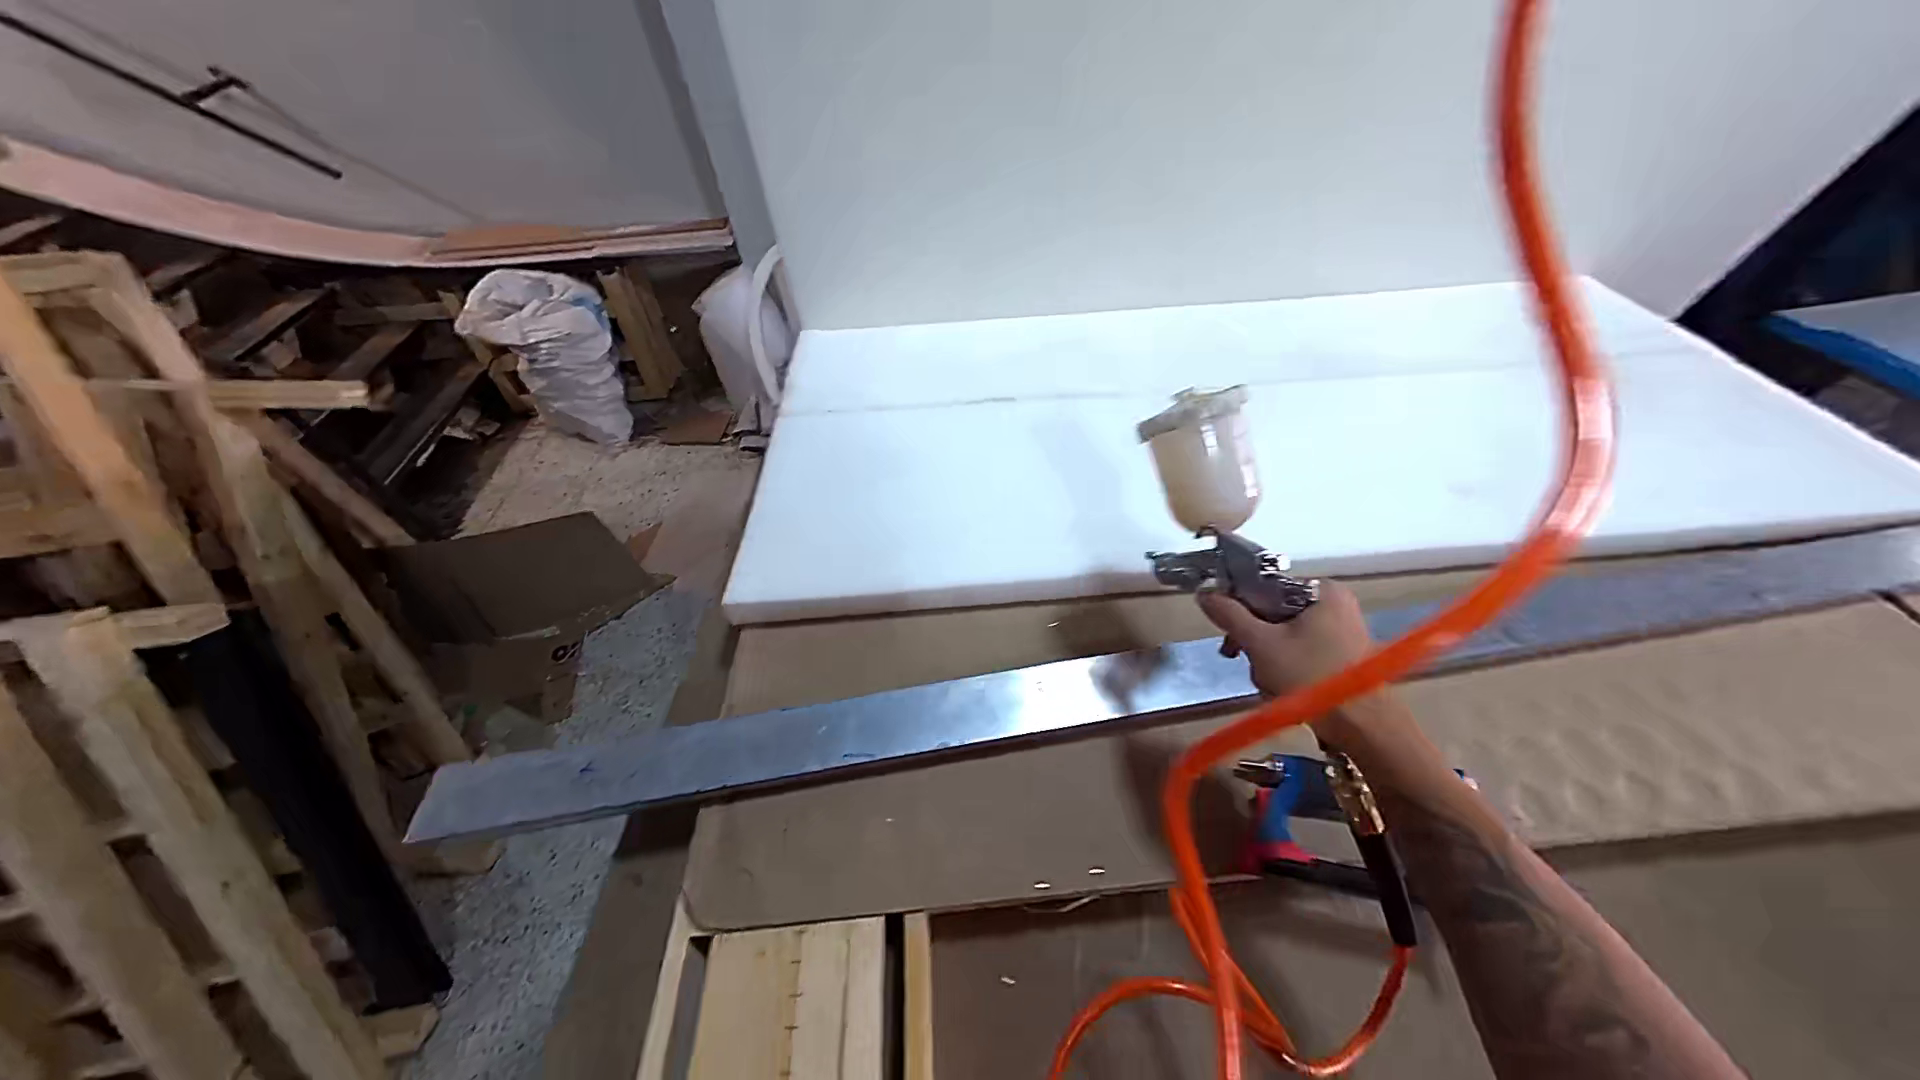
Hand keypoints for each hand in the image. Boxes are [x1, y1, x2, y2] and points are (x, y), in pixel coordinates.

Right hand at [1196, 579, 1372, 698]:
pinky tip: (1281, 687)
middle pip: (1274, 611)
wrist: (1363, 727)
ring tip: (1267, 681)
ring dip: (1266, 656)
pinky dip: (1286, 666)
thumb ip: (1230, 615)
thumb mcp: (1261, 644)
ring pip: (1284, 633)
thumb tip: (1204, 592)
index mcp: (1321, 590)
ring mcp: (1343, 630)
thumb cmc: (1310, 677)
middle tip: (1241, 658)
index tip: (1229, 634)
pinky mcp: (1344, 655)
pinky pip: (1301, 650)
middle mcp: (1336, 604)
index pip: (1265, 586)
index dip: (1240, 608)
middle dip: (1254, 638)